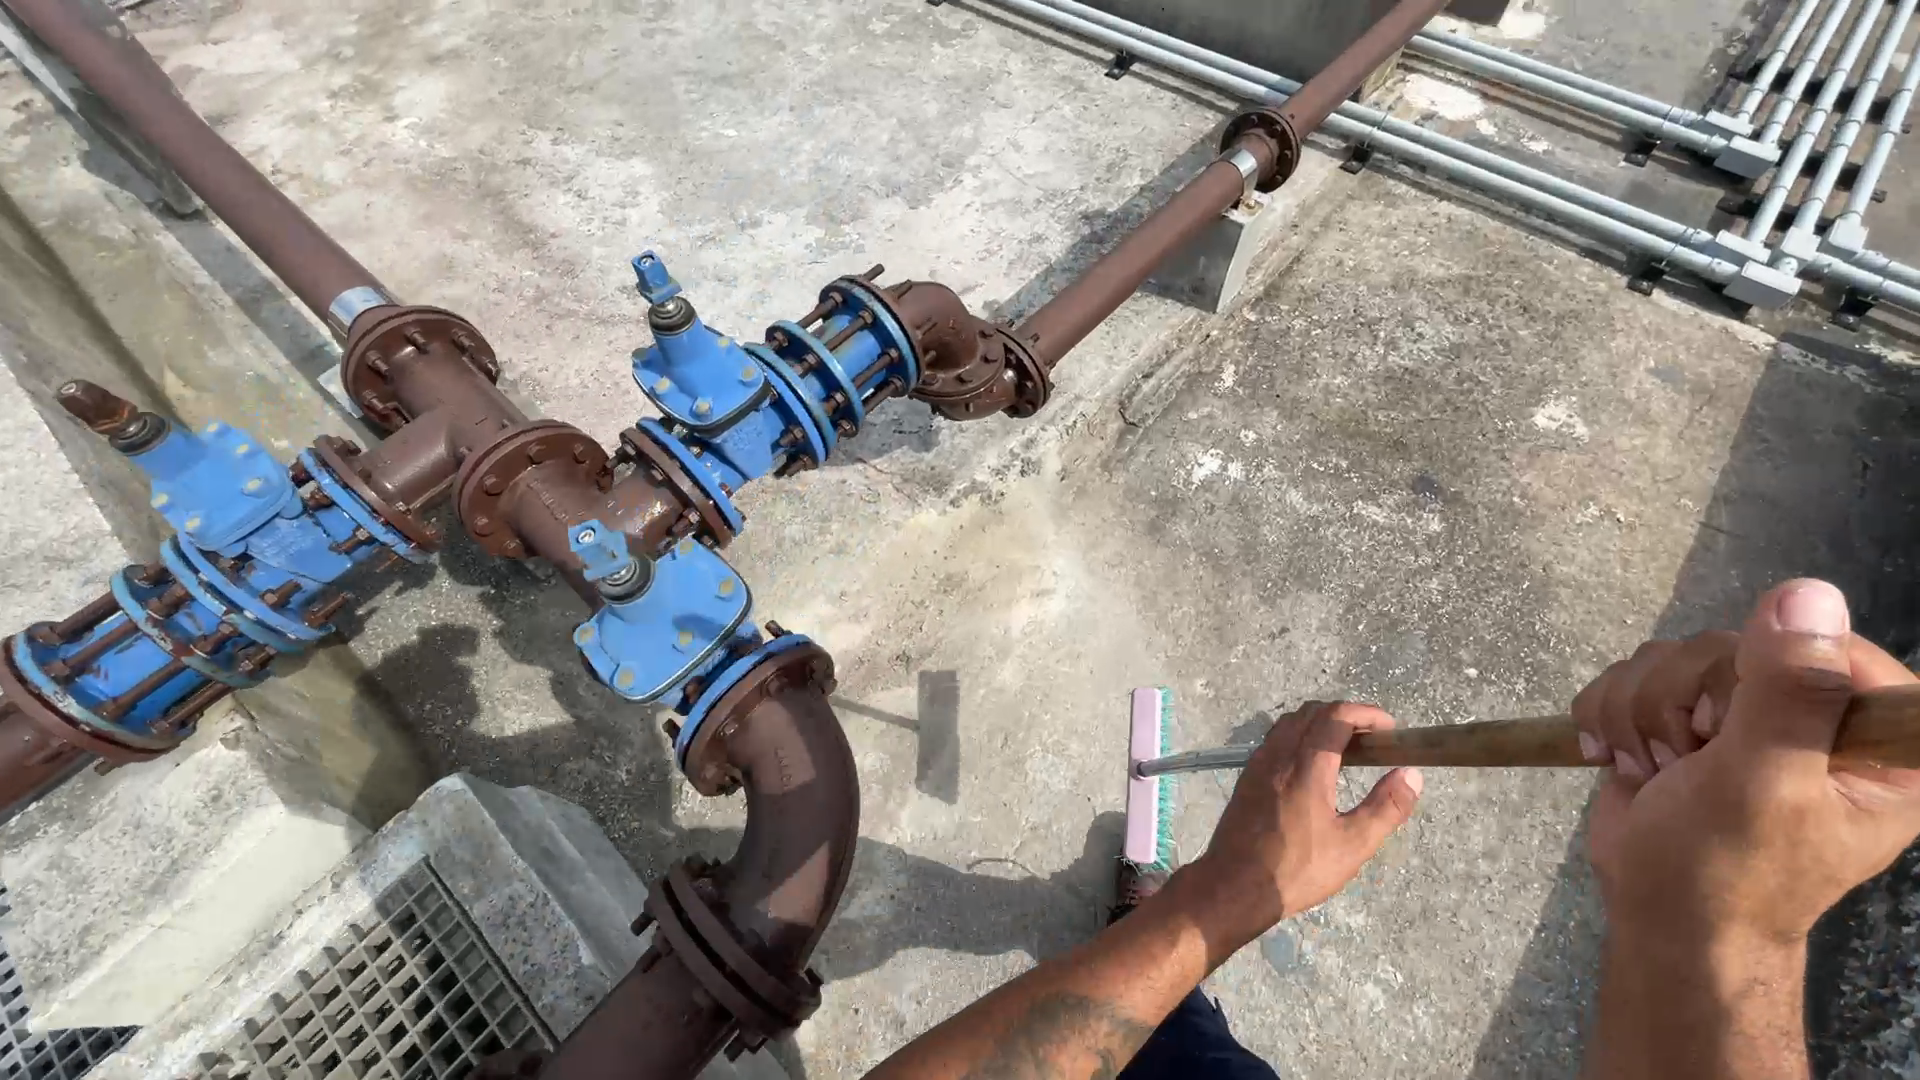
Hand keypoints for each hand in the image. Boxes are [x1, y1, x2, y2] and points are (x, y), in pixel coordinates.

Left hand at [1178, 702, 1422, 948]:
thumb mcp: (1353, 844)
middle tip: (1372, 740)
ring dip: (1318, 724)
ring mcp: (1257, 764)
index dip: (1365, 713)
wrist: (1234, 883)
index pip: (1334, 716)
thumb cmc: (1298, 868)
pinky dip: (1299, 737)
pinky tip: (1312, 767)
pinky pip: (1274, 740)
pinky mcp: (1247, 777)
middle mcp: (1277, 755)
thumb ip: (1386, 807)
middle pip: (1310, 713)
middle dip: (1344, 715)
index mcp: (1305, 766)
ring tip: (1347, 751)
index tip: (1390, 729)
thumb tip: (1411, 773)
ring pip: (1288, 724)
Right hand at [1580, 579, 1919, 946]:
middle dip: (1672, 705)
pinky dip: (1604, 718)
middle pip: (1722, 645)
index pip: (1817, 644)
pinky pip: (1622, 677)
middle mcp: (1811, 716)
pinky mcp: (1673, 720)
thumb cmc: (1727, 864)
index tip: (1725, 734)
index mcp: (1874, 734)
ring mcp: (1736, 716)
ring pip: (1660, 658)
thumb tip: (1805, 591)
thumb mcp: (1763, 781)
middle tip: (1682, 762)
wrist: (1659, 910)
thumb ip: (1788, 691)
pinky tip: (1620, 759)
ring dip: (1632, 716)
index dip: (1750, 674)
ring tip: (1651, 770)